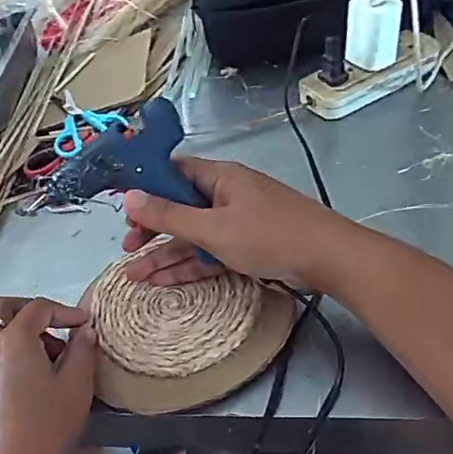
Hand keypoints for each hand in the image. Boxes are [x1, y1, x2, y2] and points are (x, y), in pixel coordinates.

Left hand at [0, 297, 96, 453]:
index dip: (66, 311)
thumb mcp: (76, 386)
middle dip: (32, 311)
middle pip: (3, 309)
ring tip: (55, 358)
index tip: (87, 325)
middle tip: (58, 326)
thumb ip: (82, 351)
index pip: (38, 308)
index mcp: (13, 339)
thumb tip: (84, 332)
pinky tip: (39, 379)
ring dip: (23, 333)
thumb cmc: (47, 427)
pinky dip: (14, 353)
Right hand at [121, 156, 359, 288]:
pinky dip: (188, 266)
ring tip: (134, 275)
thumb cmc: (270, 236)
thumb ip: (169, 216)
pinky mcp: (246, 248)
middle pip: (180, 209)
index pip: (174, 173)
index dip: (147, 188)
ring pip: (192, 237)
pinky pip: (208, 254)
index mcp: (220, 178)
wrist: (327, 260)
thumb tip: (130, 197)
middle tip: (127, 249)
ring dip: (165, 256)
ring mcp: (237, 224)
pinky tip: (163, 280)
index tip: (124, 208)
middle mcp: (227, 196)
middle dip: (152, 231)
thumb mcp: (213, 228)